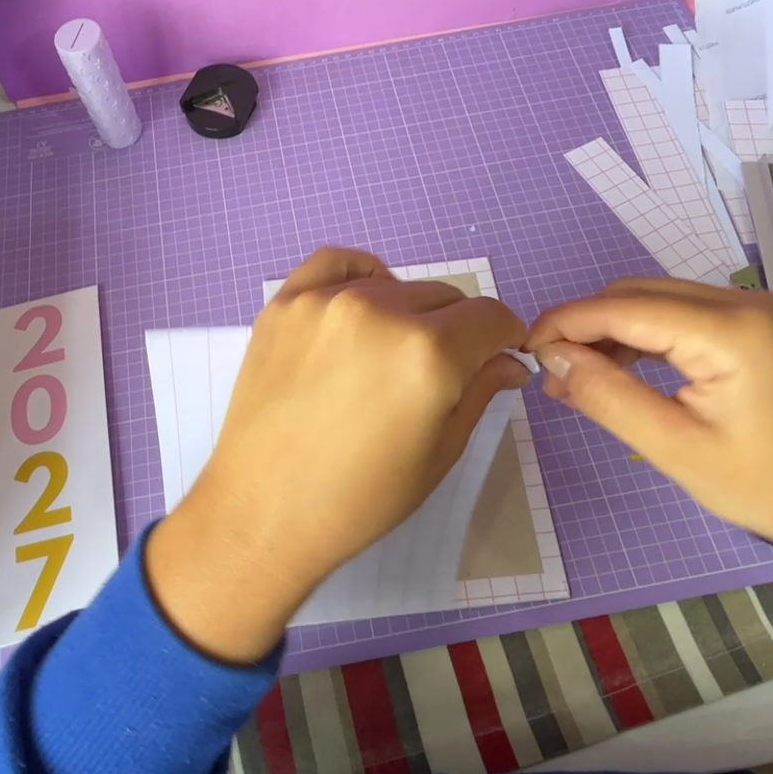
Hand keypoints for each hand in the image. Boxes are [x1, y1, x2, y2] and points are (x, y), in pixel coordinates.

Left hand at [148, 248, 528, 660]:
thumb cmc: (359, 498)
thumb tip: (509, 361)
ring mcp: (325, 301)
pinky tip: (362, 305)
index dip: (503, 337)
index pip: (489, 317)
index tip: (496, 356)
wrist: (263, 510)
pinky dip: (360, 276)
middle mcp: (379, 312)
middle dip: (457, 330)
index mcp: (427, 354)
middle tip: (438, 372)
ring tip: (388, 354)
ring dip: (407, 312)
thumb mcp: (438, 454)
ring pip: (394, 284)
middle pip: (445, 297)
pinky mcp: (286, 302)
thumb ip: (479, 392)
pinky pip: (336, 263)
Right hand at [527, 278, 772, 625]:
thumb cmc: (770, 489)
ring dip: (612, 330)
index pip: (622, 307)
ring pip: (658, 300)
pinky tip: (621, 368)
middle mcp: (746, 301)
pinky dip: (645, 335)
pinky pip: (684, 314)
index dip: (565, 323)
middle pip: (638, 294)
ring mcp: (759, 308)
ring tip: (577, 376)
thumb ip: (605, 394)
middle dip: (586, 326)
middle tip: (550, 372)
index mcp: (731, 329)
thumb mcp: (675, 449)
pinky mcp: (762, 324)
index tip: (524, 350)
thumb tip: (549, 356)